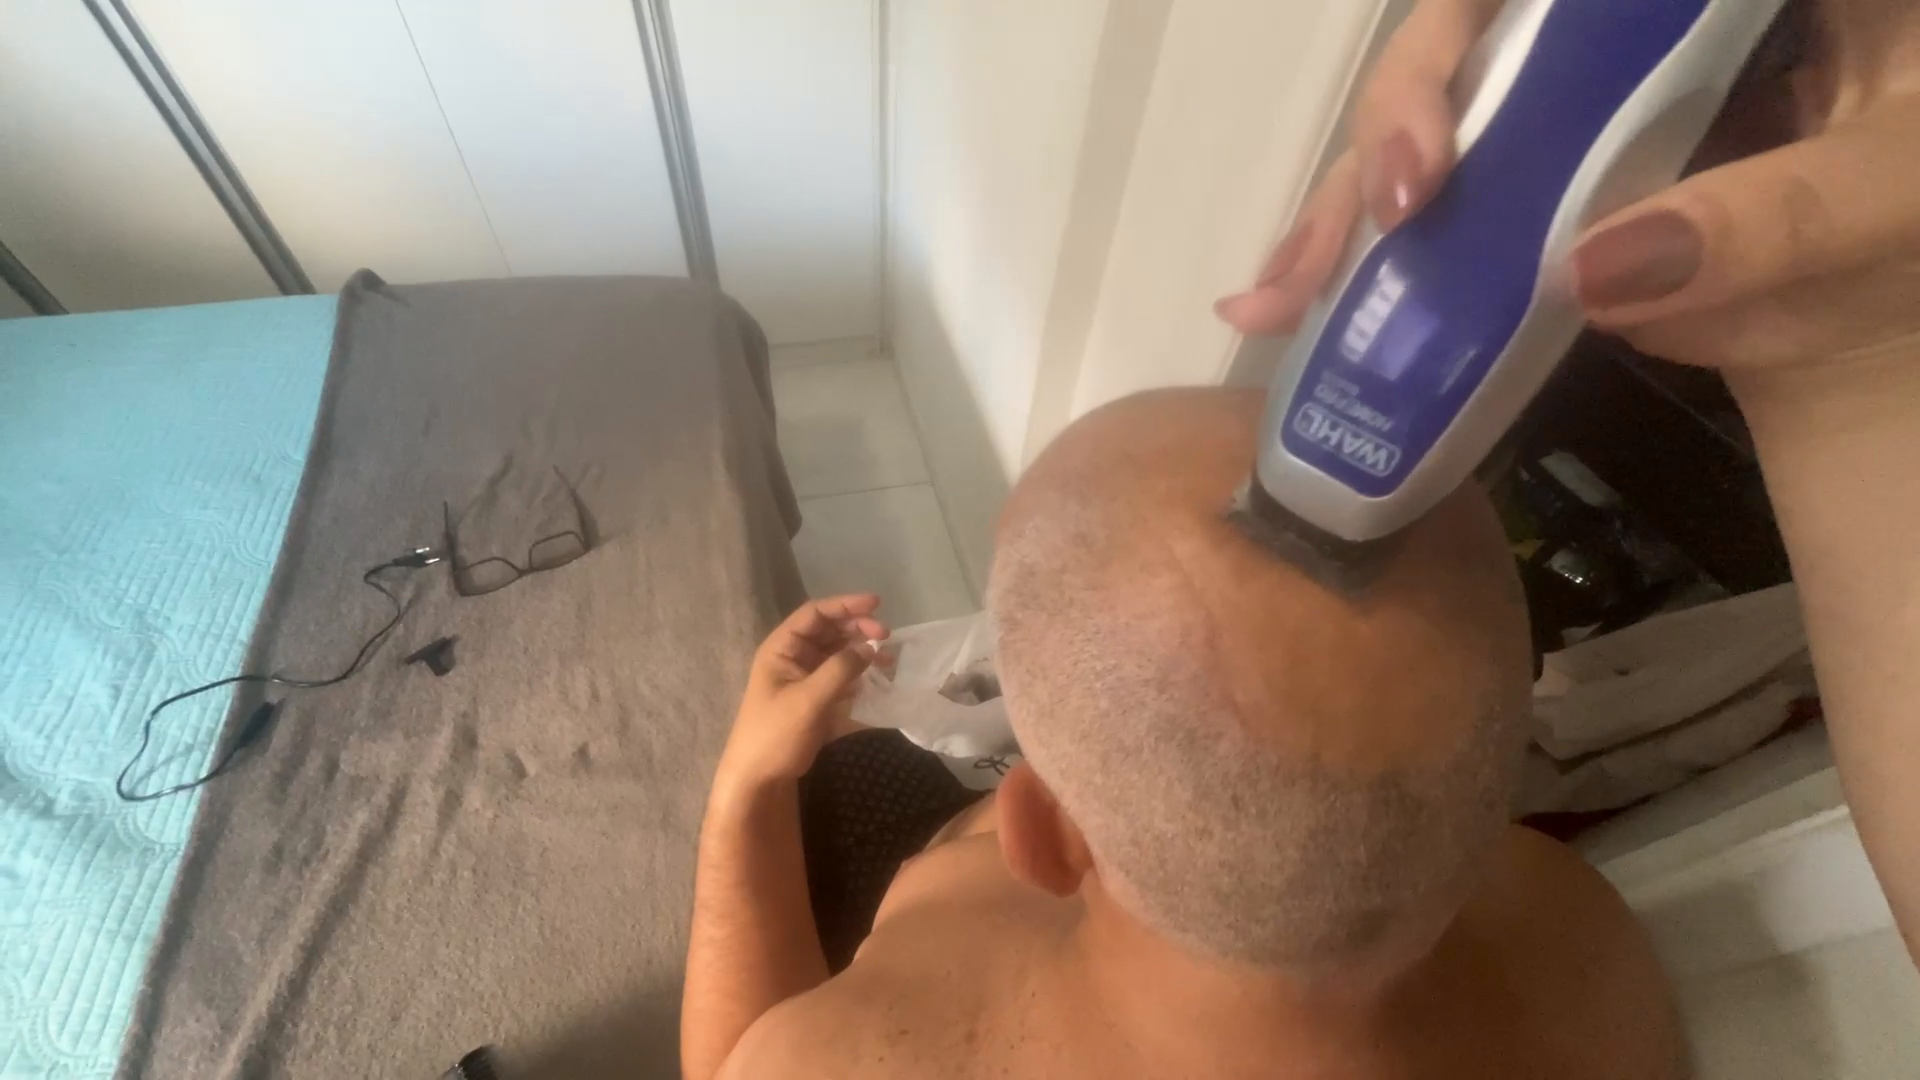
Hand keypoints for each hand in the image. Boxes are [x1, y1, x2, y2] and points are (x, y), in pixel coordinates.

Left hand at [717, 595, 888, 789]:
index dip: (845, 605)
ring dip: (861, 649)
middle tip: (885, 636)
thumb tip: (870, 646)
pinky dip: (859, 670)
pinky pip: (841, 673)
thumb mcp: (809, 700)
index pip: (815, 613)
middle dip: (858, 627)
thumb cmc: (776, 734)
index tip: (877, 604)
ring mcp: (804, 676)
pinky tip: (877, 675)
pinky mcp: (815, 696)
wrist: (759, 780)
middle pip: (829, 629)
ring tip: (887, 657)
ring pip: (838, 650)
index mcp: (781, 648)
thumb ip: (841, 669)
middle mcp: (793, 656)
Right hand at [1217, 0, 1919, 391]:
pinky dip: (1337, 269)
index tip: (1453, 134)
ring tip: (1275, 299)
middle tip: (1377, 220)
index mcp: (1693, 5)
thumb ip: (1780, 212)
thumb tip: (1587, 266)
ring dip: (1330, 222)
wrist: (1852, 315)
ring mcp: (1529, 131)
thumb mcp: (1895, 193)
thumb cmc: (1899, 232)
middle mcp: (1591, 46)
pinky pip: (1399, 224)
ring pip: (1405, 145)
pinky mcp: (1490, 207)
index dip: (1467, 29)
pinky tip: (1280, 307)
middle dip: (1389, 130)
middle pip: (1452, 50)